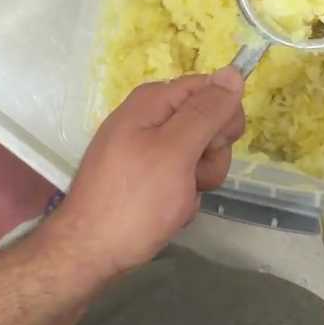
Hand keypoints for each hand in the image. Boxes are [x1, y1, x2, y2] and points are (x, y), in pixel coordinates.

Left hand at [45, 68, 246, 276]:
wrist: (91, 252)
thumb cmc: (134, 201)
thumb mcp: (175, 151)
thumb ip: (205, 112)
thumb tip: (232, 72)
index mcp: (152, 101)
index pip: (210, 89)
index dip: (222, 118)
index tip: (213, 145)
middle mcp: (148, 118)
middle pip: (207, 123)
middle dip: (209, 155)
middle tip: (190, 176)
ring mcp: (145, 149)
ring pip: (199, 155)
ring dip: (197, 181)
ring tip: (176, 200)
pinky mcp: (145, 177)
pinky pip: (181, 178)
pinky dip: (182, 197)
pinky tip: (167, 213)